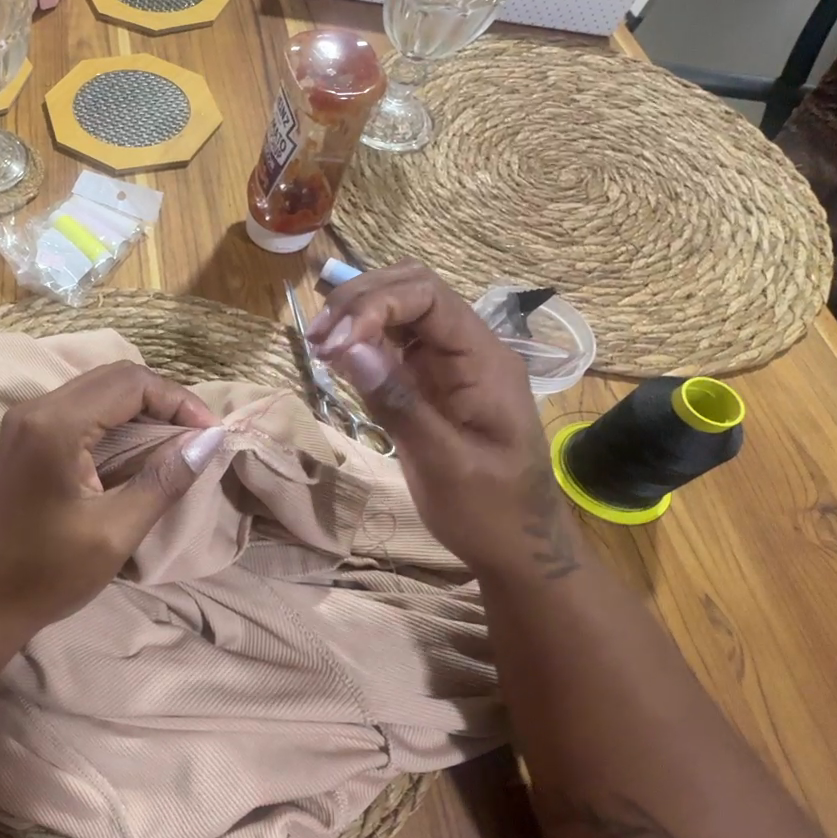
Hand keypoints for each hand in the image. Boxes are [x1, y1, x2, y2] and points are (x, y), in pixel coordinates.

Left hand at [0, 362, 225, 641]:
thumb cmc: (47, 574)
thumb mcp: (116, 532)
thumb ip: (164, 479)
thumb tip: (209, 439)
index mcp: (54, 425)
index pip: (130, 383)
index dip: (178, 401)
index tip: (212, 434)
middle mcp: (35, 408)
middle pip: (114, 377)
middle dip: (163, 399)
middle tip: (199, 435)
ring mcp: (25, 419)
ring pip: (97, 388)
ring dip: (140, 407)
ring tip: (178, 440)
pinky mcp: (24, 435)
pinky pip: (80, 407)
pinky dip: (116, 418)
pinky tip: (140, 446)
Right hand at [306, 262, 579, 577]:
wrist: (519, 549)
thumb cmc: (489, 511)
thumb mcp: (443, 463)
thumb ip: (397, 402)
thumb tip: (346, 348)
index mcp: (484, 361)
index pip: (428, 296)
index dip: (374, 304)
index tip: (333, 343)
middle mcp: (468, 350)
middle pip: (413, 288)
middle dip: (359, 301)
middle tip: (317, 338)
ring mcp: (449, 364)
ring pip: (400, 309)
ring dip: (355, 315)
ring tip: (318, 345)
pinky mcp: (430, 383)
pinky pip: (394, 343)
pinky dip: (360, 341)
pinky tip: (335, 358)